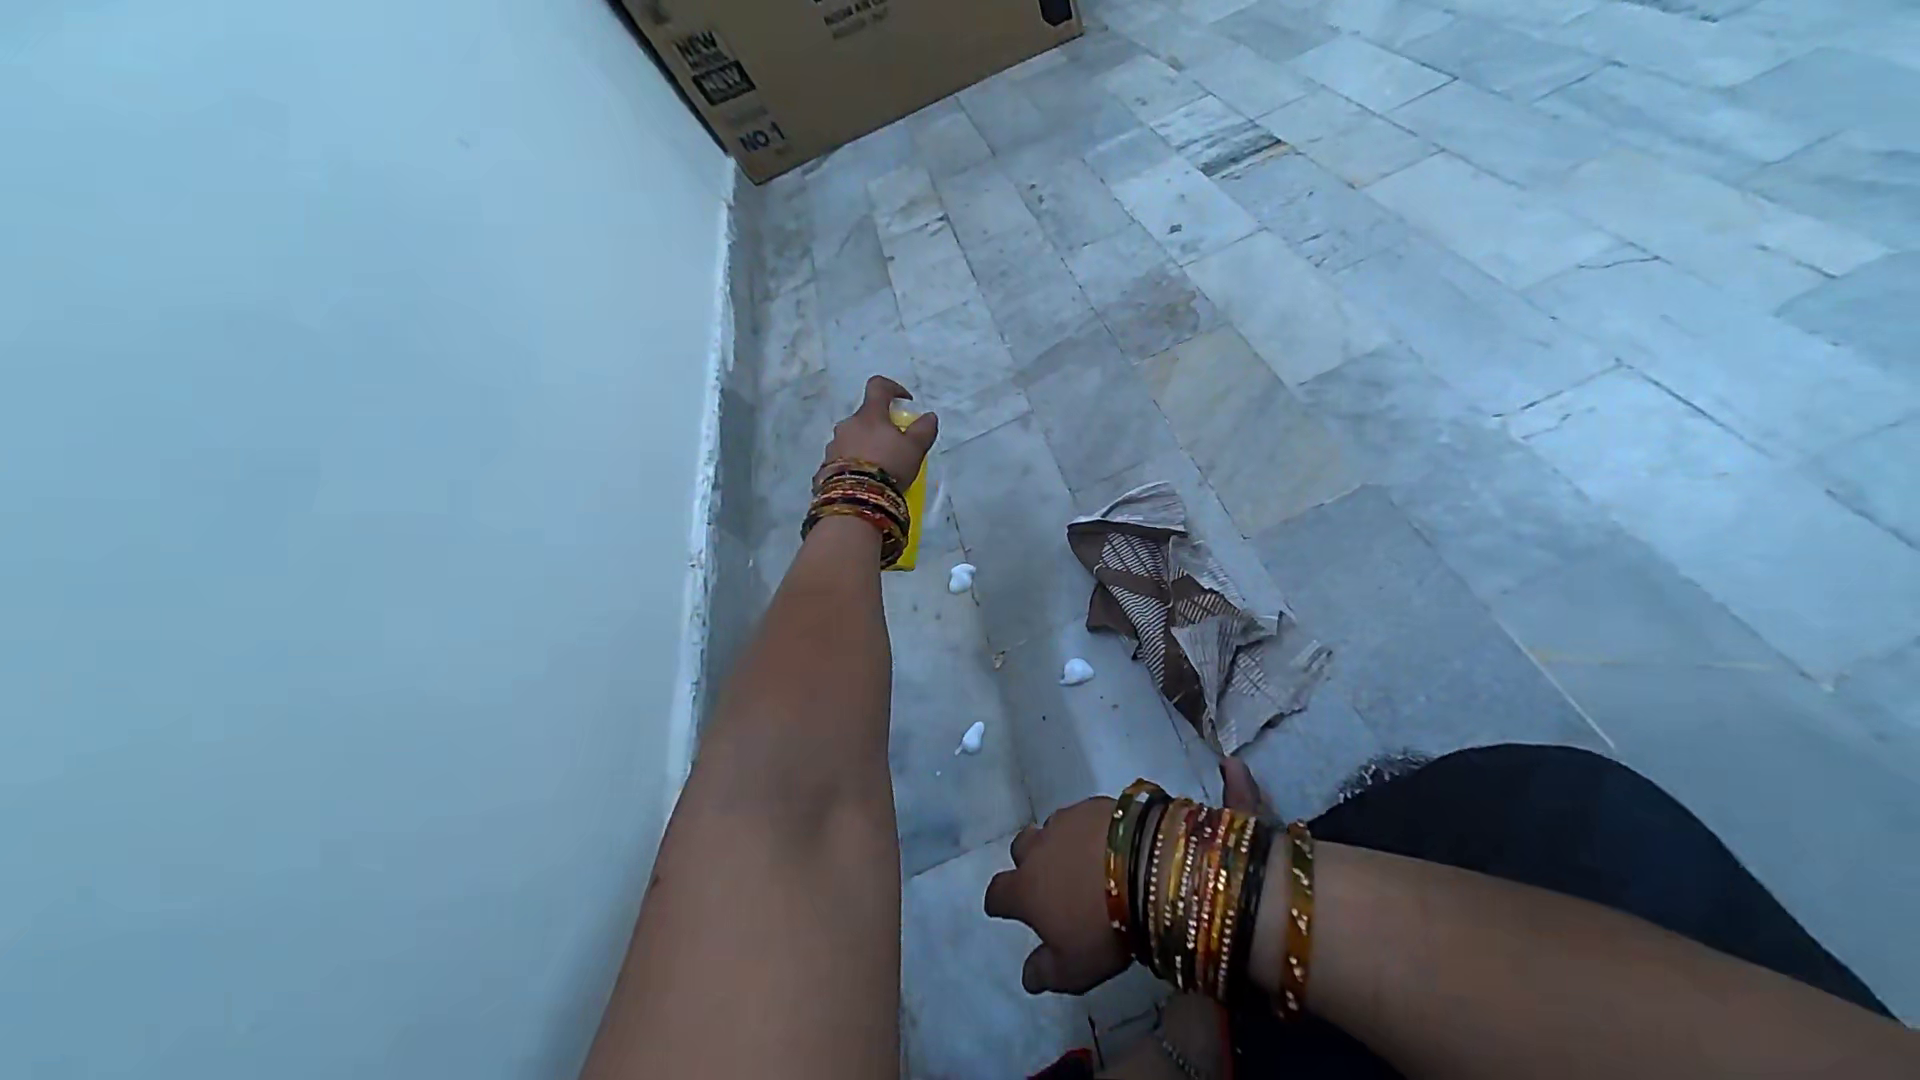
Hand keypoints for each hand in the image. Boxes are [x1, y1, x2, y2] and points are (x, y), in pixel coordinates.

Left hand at [820, 376, 937, 484]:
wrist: (854, 499)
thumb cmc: (888, 467)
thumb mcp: (914, 449)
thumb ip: (923, 430)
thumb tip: (929, 416)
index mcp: (869, 415)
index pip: (878, 386)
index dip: (894, 389)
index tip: (905, 403)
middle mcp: (847, 425)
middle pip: (866, 418)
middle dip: (880, 427)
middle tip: (895, 446)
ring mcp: (833, 445)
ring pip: (853, 438)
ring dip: (866, 446)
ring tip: (880, 469)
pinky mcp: (825, 466)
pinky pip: (843, 458)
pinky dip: (854, 463)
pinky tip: (865, 480)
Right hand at [983, 762, 1268, 995]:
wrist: (1146, 868)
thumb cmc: (1104, 927)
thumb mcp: (1076, 968)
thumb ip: (1047, 971)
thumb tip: (1028, 975)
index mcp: (1025, 888)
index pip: (997, 893)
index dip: (999, 902)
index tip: (1005, 908)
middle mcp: (1037, 848)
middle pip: (1020, 848)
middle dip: (1028, 861)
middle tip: (1050, 879)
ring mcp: (1066, 821)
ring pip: (1051, 828)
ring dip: (1059, 843)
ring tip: (1083, 860)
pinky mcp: (1094, 805)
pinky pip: (1082, 816)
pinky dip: (1088, 829)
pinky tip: (1107, 842)